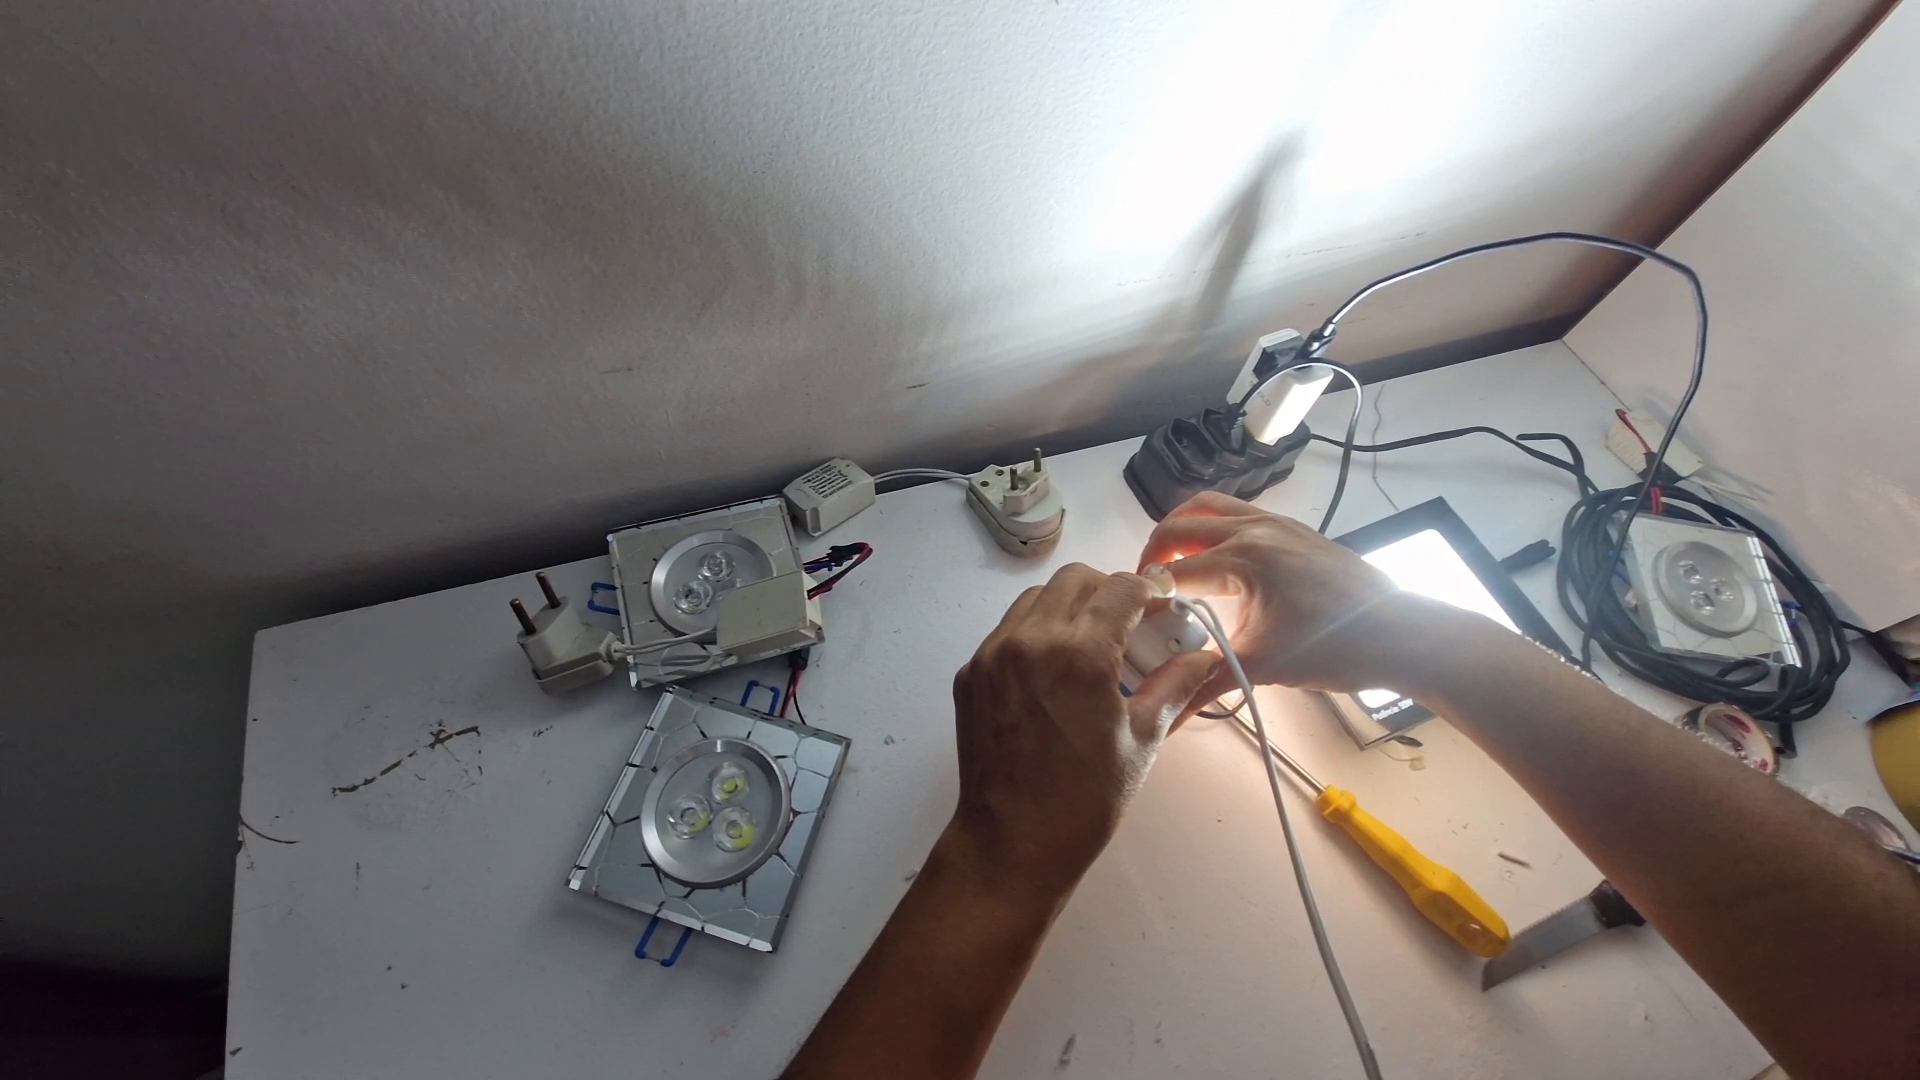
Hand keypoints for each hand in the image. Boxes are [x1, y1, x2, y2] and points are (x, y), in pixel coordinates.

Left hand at [946, 563, 1217, 899]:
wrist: (1010, 843)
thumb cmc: (1085, 799)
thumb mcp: (1142, 740)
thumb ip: (1175, 685)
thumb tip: (1206, 656)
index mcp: (1079, 653)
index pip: (1120, 588)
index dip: (1151, 588)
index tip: (1164, 602)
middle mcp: (1030, 639)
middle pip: (1075, 579)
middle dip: (1109, 588)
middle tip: (1131, 619)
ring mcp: (992, 653)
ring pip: (1035, 597)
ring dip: (1070, 604)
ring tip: (1091, 641)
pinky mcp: (970, 672)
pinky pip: (1008, 630)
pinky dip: (1036, 631)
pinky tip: (1053, 667)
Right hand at [1138, 491, 1436, 697]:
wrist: (1405, 635)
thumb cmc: (1335, 650)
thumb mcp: (1264, 668)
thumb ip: (1206, 685)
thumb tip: (1165, 720)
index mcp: (1242, 561)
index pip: (1172, 573)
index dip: (1145, 595)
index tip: (1131, 616)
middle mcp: (1252, 530)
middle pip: (1177, 526)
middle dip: (1151, 555)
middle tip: (1146, 591)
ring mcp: (1273, 521)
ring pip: (1204, 505)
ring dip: (1178, 529)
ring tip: (1172, 564)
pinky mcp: (1289, 524)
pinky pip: (1232, 510)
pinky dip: (1208, 524)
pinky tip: (1212, 558)